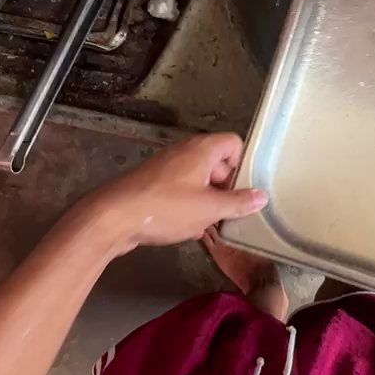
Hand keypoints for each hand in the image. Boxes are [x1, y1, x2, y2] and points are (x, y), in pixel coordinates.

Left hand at [77, 133, 266, 255]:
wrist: (112, 217)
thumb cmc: (165, 208)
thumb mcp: (209, 209)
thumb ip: (238, 203)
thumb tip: (262, 196)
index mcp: (202, 149)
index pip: (234, 144)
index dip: (242, 165)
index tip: (243, 190)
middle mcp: (185, 152)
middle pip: (217, 164)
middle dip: (226, 189)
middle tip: (229, 213)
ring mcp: (167, 167)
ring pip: (199, 180)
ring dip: (207, 201)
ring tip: (209, 225)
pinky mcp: (153, 184)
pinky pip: (181, 191)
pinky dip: (188, 207)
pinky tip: (187, 229)